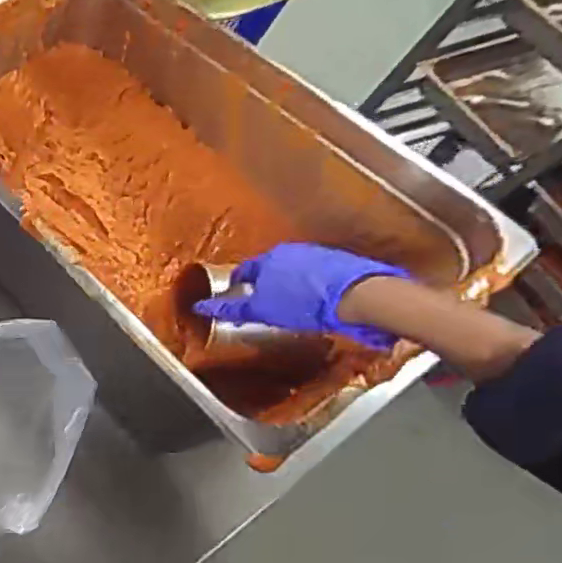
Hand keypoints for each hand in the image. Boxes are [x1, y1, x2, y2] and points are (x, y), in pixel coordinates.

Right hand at [193, 242, 409, 349]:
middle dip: (263, 285)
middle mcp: (294, 251)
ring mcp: (319, 255)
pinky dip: (310, 288)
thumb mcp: (262, 310)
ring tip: (288, 308)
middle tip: (260, 304)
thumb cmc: (304, 303)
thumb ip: (232, 309)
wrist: (359, 296)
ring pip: (293, 272)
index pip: (244, 270)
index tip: (234, 296)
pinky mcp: (341, 264)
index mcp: (270, 259)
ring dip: (287, 287)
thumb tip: (202, 307)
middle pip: (270, 269)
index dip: (236, 284)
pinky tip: (313, 304)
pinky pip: (316, 276)